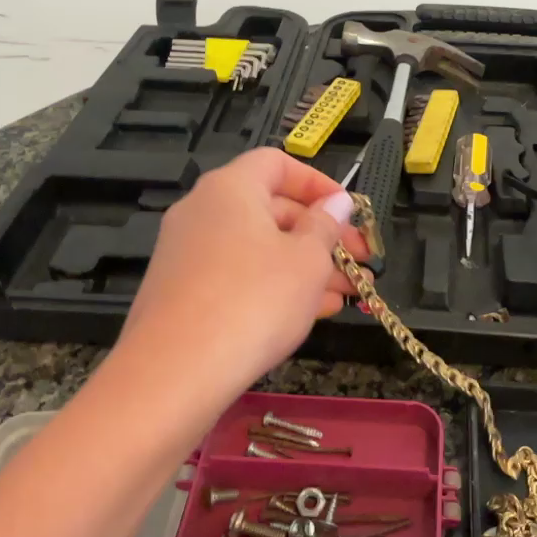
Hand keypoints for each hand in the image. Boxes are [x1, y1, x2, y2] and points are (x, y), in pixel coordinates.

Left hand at [117, 148, 369, 390]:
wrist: (175, 373)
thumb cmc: (254, 301)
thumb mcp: (307, 260)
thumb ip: (327, 225)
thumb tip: (337, 202)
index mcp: (231, 188)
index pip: (278, 163)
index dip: (319, 184)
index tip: (350, 213)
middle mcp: (203, 211)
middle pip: (272, 209)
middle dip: (322, 236)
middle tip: (362, 264)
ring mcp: (187, 254)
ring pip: (259, 248)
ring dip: (307, 266)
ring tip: (350, 296)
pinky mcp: (182, 293)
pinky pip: (238, 276)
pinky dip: (275, 286)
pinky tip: (311, 313)